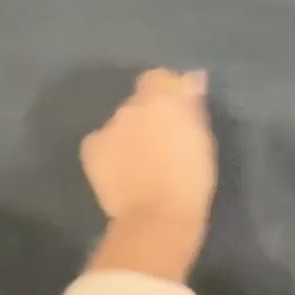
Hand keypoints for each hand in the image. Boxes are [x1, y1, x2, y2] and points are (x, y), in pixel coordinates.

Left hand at [81, 68, 216, 231]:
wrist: (157, 217)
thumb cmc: (192, 179)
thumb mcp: (203, 138)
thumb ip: (193, 106)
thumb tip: (191, 78)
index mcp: (163, 99)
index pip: (159, 76)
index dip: (168, 90)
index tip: (178, 110)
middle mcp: (131, 106)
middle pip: (139, 101)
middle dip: (149, 114)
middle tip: (163, 140)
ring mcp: (108, 127)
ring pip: (121, 123)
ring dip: (131, 133)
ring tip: (143, 161)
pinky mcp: (91, 149)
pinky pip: (103, 141)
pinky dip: (112, 150)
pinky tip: (123, 170)